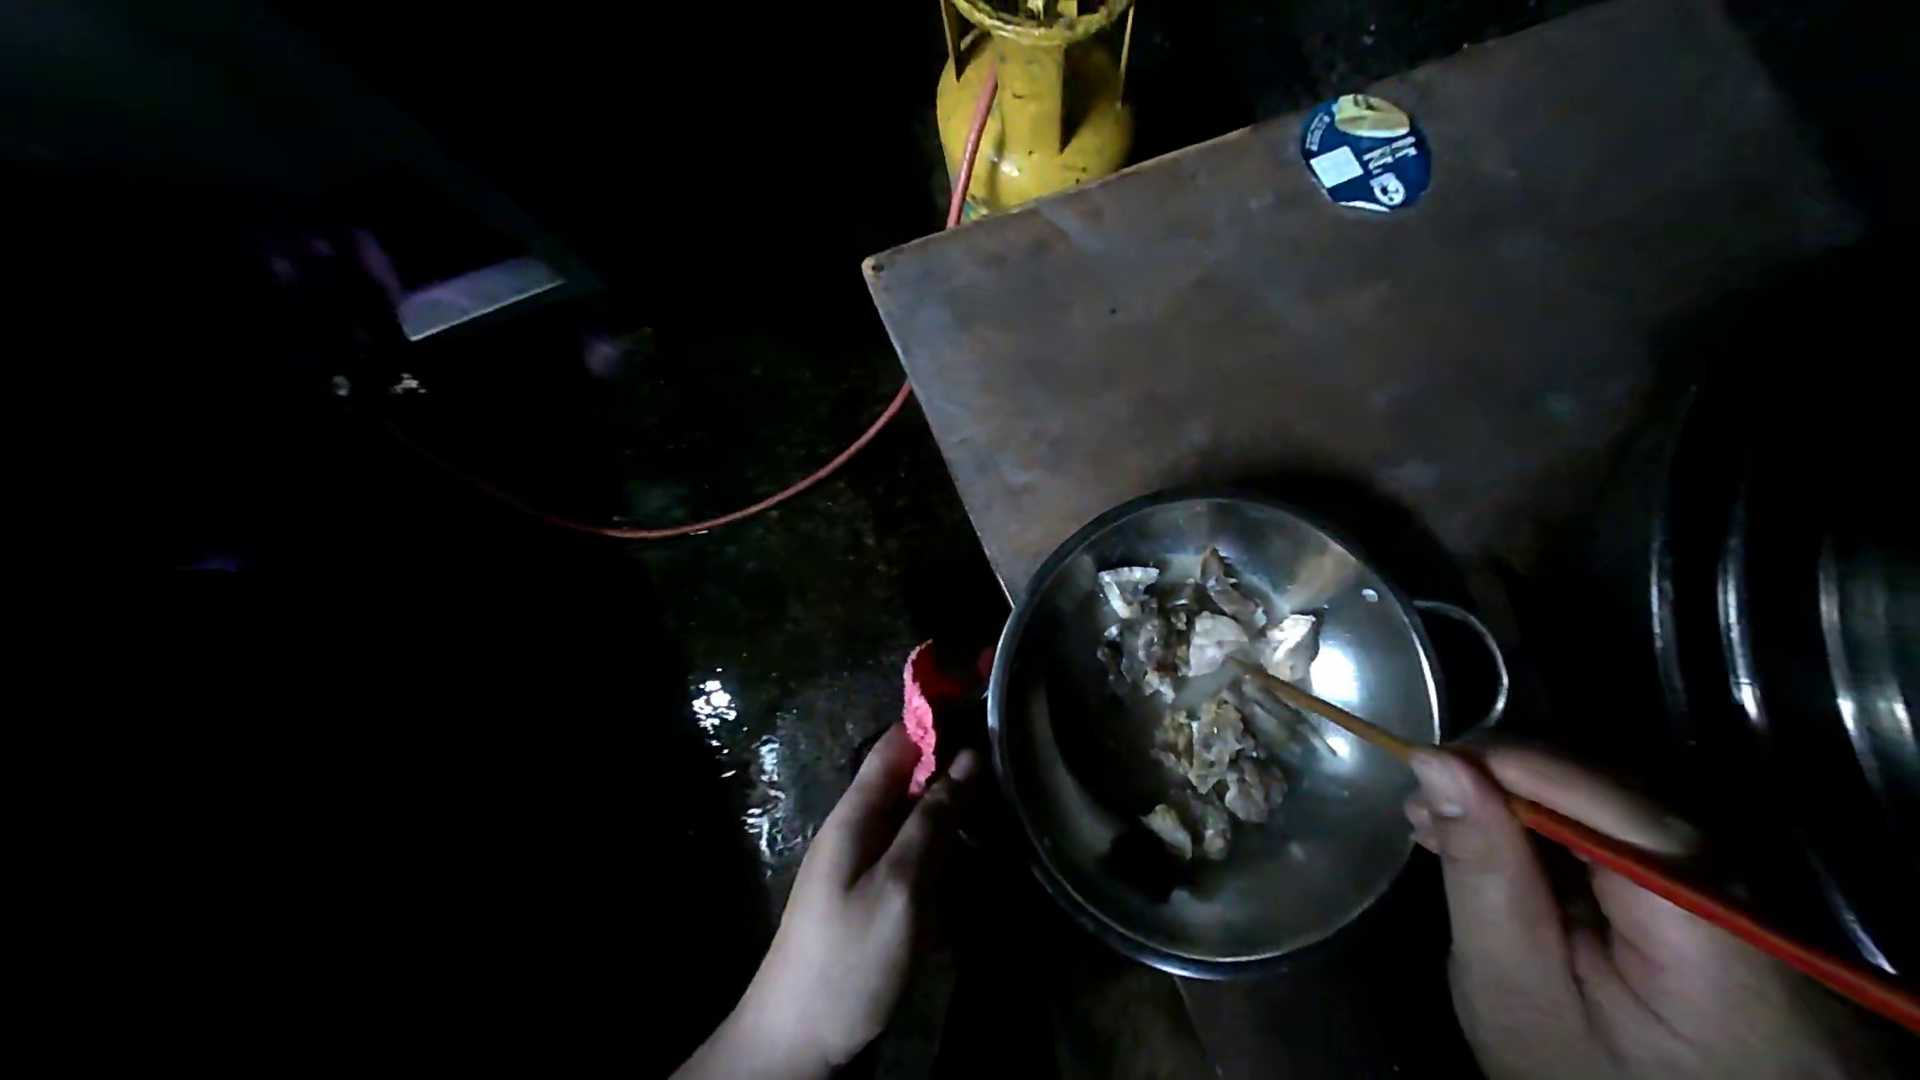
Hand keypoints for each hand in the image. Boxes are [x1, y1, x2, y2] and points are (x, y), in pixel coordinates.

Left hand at [676, 725, 977, 1079]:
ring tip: (998, 803)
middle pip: (910, 777)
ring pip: (915, 814)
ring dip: (952, 808)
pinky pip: (914, 851)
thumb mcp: (901, 883)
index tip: (980, 707)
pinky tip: (970, 856)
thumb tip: (967, 758)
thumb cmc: (851, 954)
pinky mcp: (874, 891)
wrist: (799, 1037)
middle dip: (952, 765)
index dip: (933, 720)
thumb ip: (933, 819)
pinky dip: (942, 846)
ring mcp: (864, 859)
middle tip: (1005, 764)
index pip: (896, 743)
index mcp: (857, 810)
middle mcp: (859, 824)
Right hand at [1404, 745, 1879, 1079]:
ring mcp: (1741, 915)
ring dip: (1517, 805)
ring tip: (1442, 824)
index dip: (1526, 772)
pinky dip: (1545, 832)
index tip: (1430, 763)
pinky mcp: (1714, 915)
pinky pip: (1620, 842)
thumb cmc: (1565, 1073)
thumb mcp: (1506, 982)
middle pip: (1621, 807)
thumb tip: (1436, 763)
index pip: (1629, 821)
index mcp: (1719, 953)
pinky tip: (1493, 844)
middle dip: (1507, 786)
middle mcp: (1754, 918)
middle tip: (1422, 804)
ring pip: (1613, 815)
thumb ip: (1482, 870)